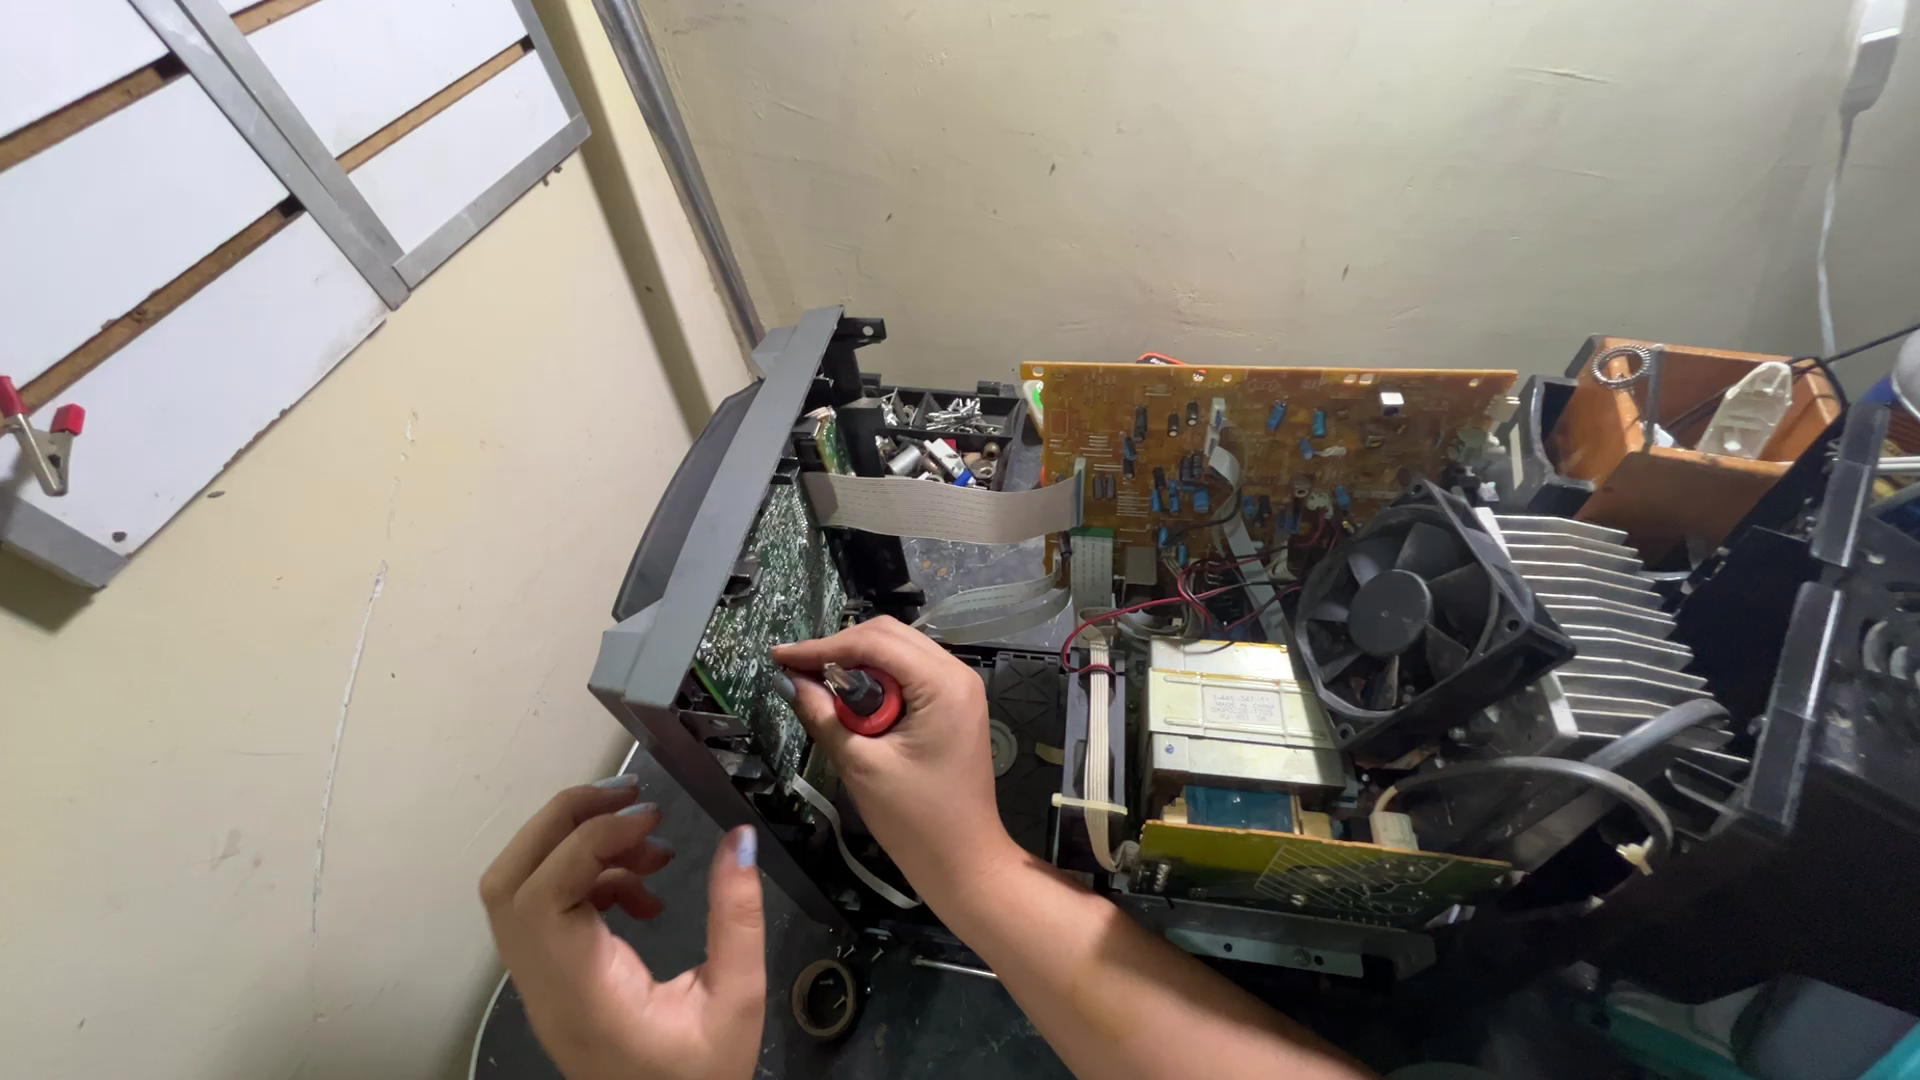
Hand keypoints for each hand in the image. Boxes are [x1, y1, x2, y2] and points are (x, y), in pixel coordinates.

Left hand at [479, 779, 765, 1079]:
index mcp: (582, 991)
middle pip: (509, 882)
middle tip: (633, 798)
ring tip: (651, 839)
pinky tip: (645, 886)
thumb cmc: (701, 1077)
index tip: (653, 818)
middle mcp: (544, 984)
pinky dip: (590, 874)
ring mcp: (540, 982)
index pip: (543, 896)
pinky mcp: (553, 978)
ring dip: (577, 842)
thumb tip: (740, 838)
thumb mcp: (737, 998)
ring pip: (518, 888)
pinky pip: (546, 904)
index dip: (590, 839)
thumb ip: (737, 916)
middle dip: (564, 820)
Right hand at [772, 617, 1017, 892]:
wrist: (966, 862)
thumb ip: (823, 717)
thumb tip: (788, 681)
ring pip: (899, 649)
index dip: (822, 646)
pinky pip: (909, 672)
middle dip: (839, 649)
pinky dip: (877, 677)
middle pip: (889, 636)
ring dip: (857, 661)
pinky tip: (849, 695)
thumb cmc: (916, 820)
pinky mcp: (954, 702)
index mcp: (943, 683)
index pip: (874, 642)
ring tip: (814, 681)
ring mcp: (959, 686)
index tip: (780, 656)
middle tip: (795, 670)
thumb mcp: (861, 766)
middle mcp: (957, 672)